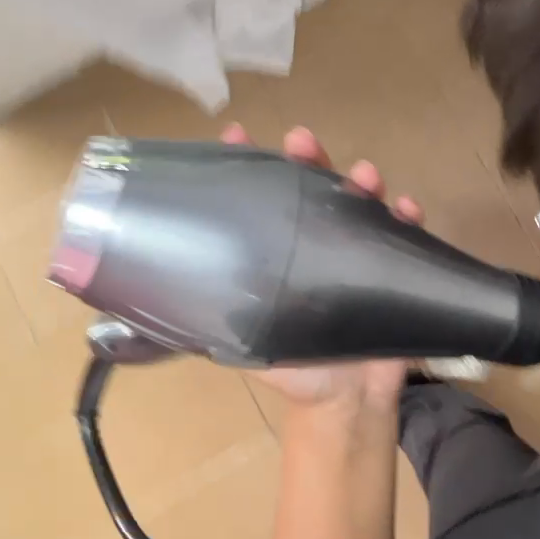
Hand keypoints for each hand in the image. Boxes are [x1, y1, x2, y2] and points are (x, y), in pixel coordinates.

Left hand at [218, 123, 423, 413]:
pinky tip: (408, 209)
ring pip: (362, 203)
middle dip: (309, 159)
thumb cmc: (294, 370)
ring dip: (364, 182)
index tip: (235, 136)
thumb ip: (205, 320)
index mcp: (279, 253)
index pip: (261, 199)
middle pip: (314, 189)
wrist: (346, 401)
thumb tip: (130, 316)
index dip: (248, 165)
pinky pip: (408, 237)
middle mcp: (318, 243)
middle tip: (302, 142)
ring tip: (364, 175)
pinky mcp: (396, 268)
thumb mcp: (240, 343)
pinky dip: (409, 219)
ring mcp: (360, 252)